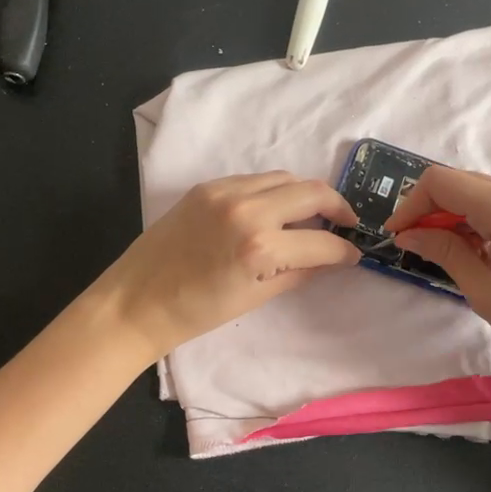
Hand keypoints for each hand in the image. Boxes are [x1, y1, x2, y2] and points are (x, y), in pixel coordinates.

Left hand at [91, 171, 360, 358]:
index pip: (321, 241)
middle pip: (311, 191)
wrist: (136, 301)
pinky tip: (274, 210)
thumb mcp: (255, 298)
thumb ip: (298, 272)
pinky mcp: (207, 186)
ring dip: (305, 194)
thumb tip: (329, 260)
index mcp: (260, 247)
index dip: (344, 250)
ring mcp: (225, 192)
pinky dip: (273, 190)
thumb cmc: (195, 312)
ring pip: (284, 178)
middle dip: (337, 207)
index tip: (354, 253)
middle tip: (346, 224)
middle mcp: (247, 209)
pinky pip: (254, 179)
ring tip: (312, 215)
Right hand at [383, 166, 490, 370]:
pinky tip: (471, 251)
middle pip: (459, 181)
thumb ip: (444, 252)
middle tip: (412, 245)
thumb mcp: (482, 289)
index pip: (441, 182)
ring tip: (440, 252)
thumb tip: (408, 235)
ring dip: (451, 214)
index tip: (397, 235)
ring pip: (478, 191)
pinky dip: (475, 218)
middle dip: (428, 208)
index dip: (410, 204)